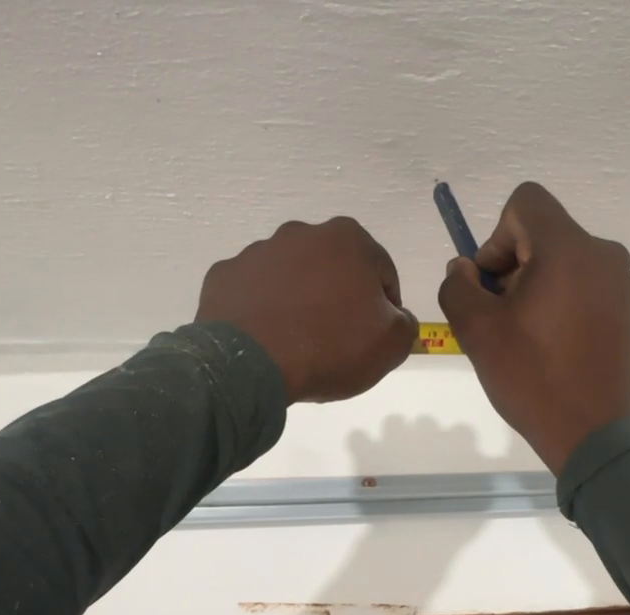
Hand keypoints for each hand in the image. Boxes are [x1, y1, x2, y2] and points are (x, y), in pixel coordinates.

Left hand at [198, 218, 418, 403]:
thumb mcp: (391, 344)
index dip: (385, 308)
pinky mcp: (223, 276)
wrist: (252, 366)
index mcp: (347, 239)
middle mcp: (300, 233)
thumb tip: (395, 317)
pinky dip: (262, 311)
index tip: (376, 337)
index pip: (382, 273)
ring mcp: (256, 252)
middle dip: (339, 299)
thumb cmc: (331, 348)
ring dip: (299, 302)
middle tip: (337, 342)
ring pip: (291, 278)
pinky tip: (267, 339)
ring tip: (298, 343)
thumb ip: (405, 324)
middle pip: (333, 270)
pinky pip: (253, 294)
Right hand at [437, 182, 629, 472]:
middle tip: (501, 320)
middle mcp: (603, 254)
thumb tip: (464, 270)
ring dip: (537, 289)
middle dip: (513, 268)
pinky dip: (563, 305)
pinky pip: (586, 289)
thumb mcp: (478, 332)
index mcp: (569, 249)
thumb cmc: (532, 379)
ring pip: (565, 264)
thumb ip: (458, 287)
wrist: (593, 433)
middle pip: (544, 235)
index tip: (492, 285)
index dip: (496, 238)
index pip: (525, 203)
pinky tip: (554, 349)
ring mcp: (622, 284)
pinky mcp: (629, 311)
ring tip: (527, 339)